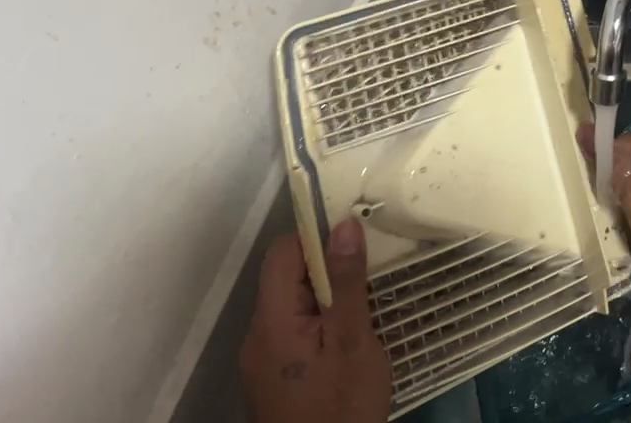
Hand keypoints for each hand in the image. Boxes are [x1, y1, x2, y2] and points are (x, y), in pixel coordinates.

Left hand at [238, 219, 391, 422]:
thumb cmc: (343, 406)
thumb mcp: (354, 340)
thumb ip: (348, 282)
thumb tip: (343, 225)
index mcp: (271, 324)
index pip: (281, 255)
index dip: (315, 233)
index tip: (355, 226)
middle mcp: (257, 337)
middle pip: (286, 277)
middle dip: (328, 261)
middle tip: (372, 258)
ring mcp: (263, 358)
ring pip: (294, 301)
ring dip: (329, 289)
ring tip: (370, 289)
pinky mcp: (275, 375)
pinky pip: (296, 325)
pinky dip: (324, 314)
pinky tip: (354, 324)